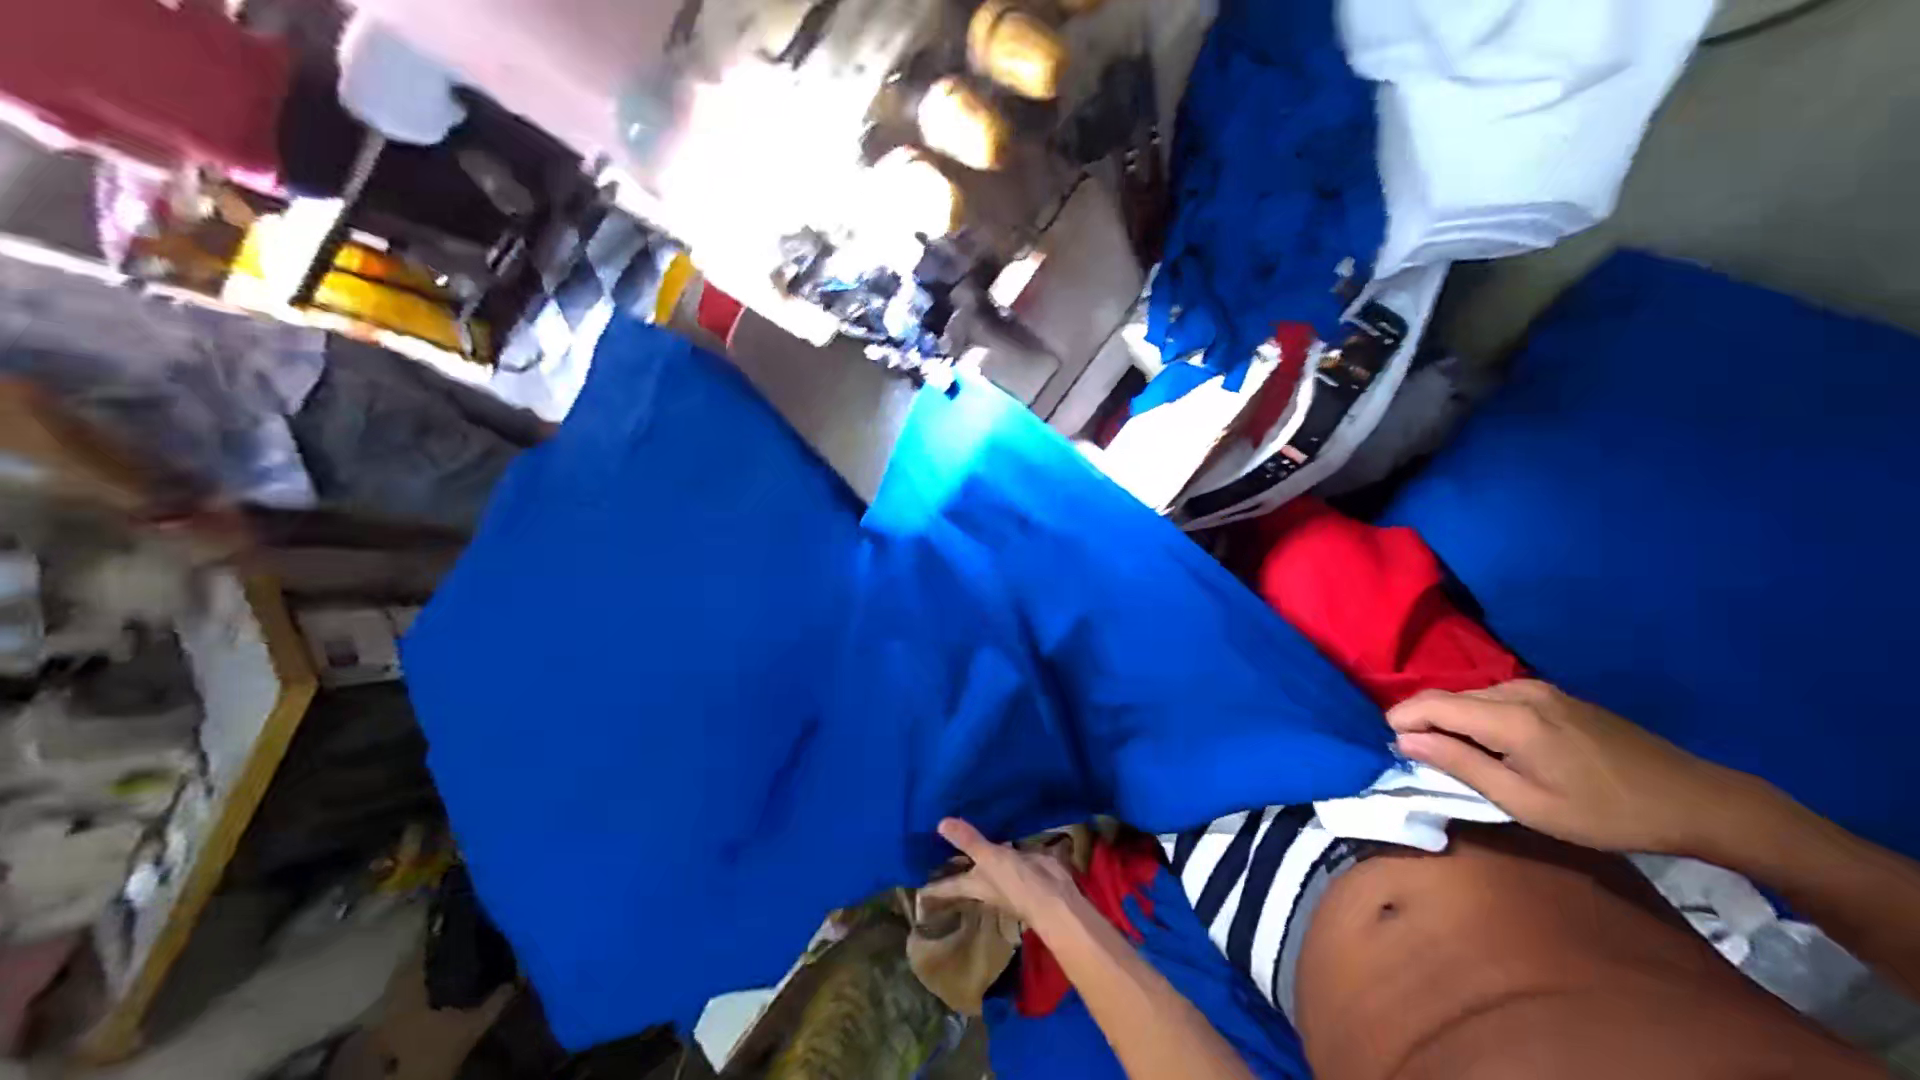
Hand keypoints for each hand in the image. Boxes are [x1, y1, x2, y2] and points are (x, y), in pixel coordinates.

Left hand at [921, 818, 1081, 925]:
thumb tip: (940, 823)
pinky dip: (999, 832)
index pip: (946, 886)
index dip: (931, 884)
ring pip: (984, 854)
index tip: (914, 879)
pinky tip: (993, 813)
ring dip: (975, 841)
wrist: (1053, 894)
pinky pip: (1005, 843)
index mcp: (973, 884)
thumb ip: (968, 841)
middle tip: (933, 833)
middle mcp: (984, 878)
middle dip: (951, 856)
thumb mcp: (989, 860)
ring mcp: (1003, 868)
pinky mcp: (1020, 858)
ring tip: (959, 817)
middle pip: (963, 869)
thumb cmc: (1015, 883)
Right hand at [1386, 680, 1760, 856]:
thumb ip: (1461, 764)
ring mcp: (1540, 689)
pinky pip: (1495, 697)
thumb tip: (1404, 739)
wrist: (1698, 801)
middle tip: (1421, 757)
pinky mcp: (1555, 695)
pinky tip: (1491, 743)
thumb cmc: (1607, 813)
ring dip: (1451, 719)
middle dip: (1423, 721)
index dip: (1402, 720)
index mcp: (1510, 717)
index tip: (1393, 746)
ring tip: (1455, 754)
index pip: (1431, 704)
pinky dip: (1477, 716)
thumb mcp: (1527, 802)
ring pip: (1470, 696)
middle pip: (1447, 696)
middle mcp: (1518, 691)